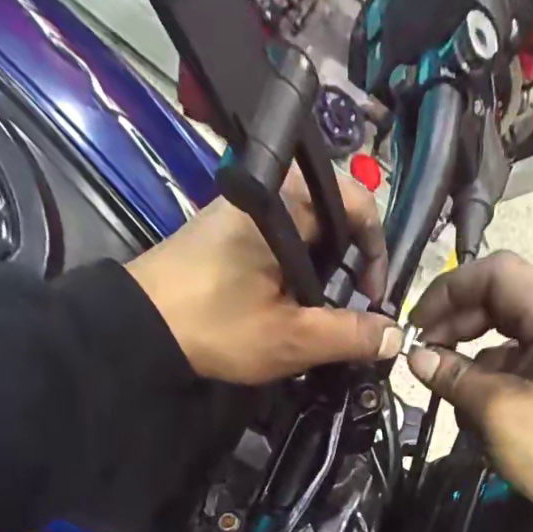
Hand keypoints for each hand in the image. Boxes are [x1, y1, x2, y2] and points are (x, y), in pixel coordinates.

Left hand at [126, 167, 398, 383]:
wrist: (138, 329)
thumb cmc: (218, 326)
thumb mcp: (293, 338)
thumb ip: (350, 335)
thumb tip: (394, 335)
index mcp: (290, 202)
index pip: (362, 205)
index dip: (377, 253)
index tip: (372, 297)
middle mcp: (270, 193)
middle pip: (335, 219)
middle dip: (349, 267)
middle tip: (346, 310)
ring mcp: (242, 210)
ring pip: (306, 234)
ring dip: (321, 273)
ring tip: (316, 315)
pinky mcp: (224, 231)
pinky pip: (278, 242)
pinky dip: (293, 271)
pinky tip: (285, 306)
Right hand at [406, 252, 532, 531]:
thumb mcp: (496, 413)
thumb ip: (452, 375)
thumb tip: (415, 356)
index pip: (498, 273)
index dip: (449, 290)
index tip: (417, 324)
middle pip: (505, 296)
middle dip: (459, 321)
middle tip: (425, 353)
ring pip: (513, 329)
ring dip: (475, 351)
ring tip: (448, 384)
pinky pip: (528, 355)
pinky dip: (498, 370)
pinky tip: (479, 403)